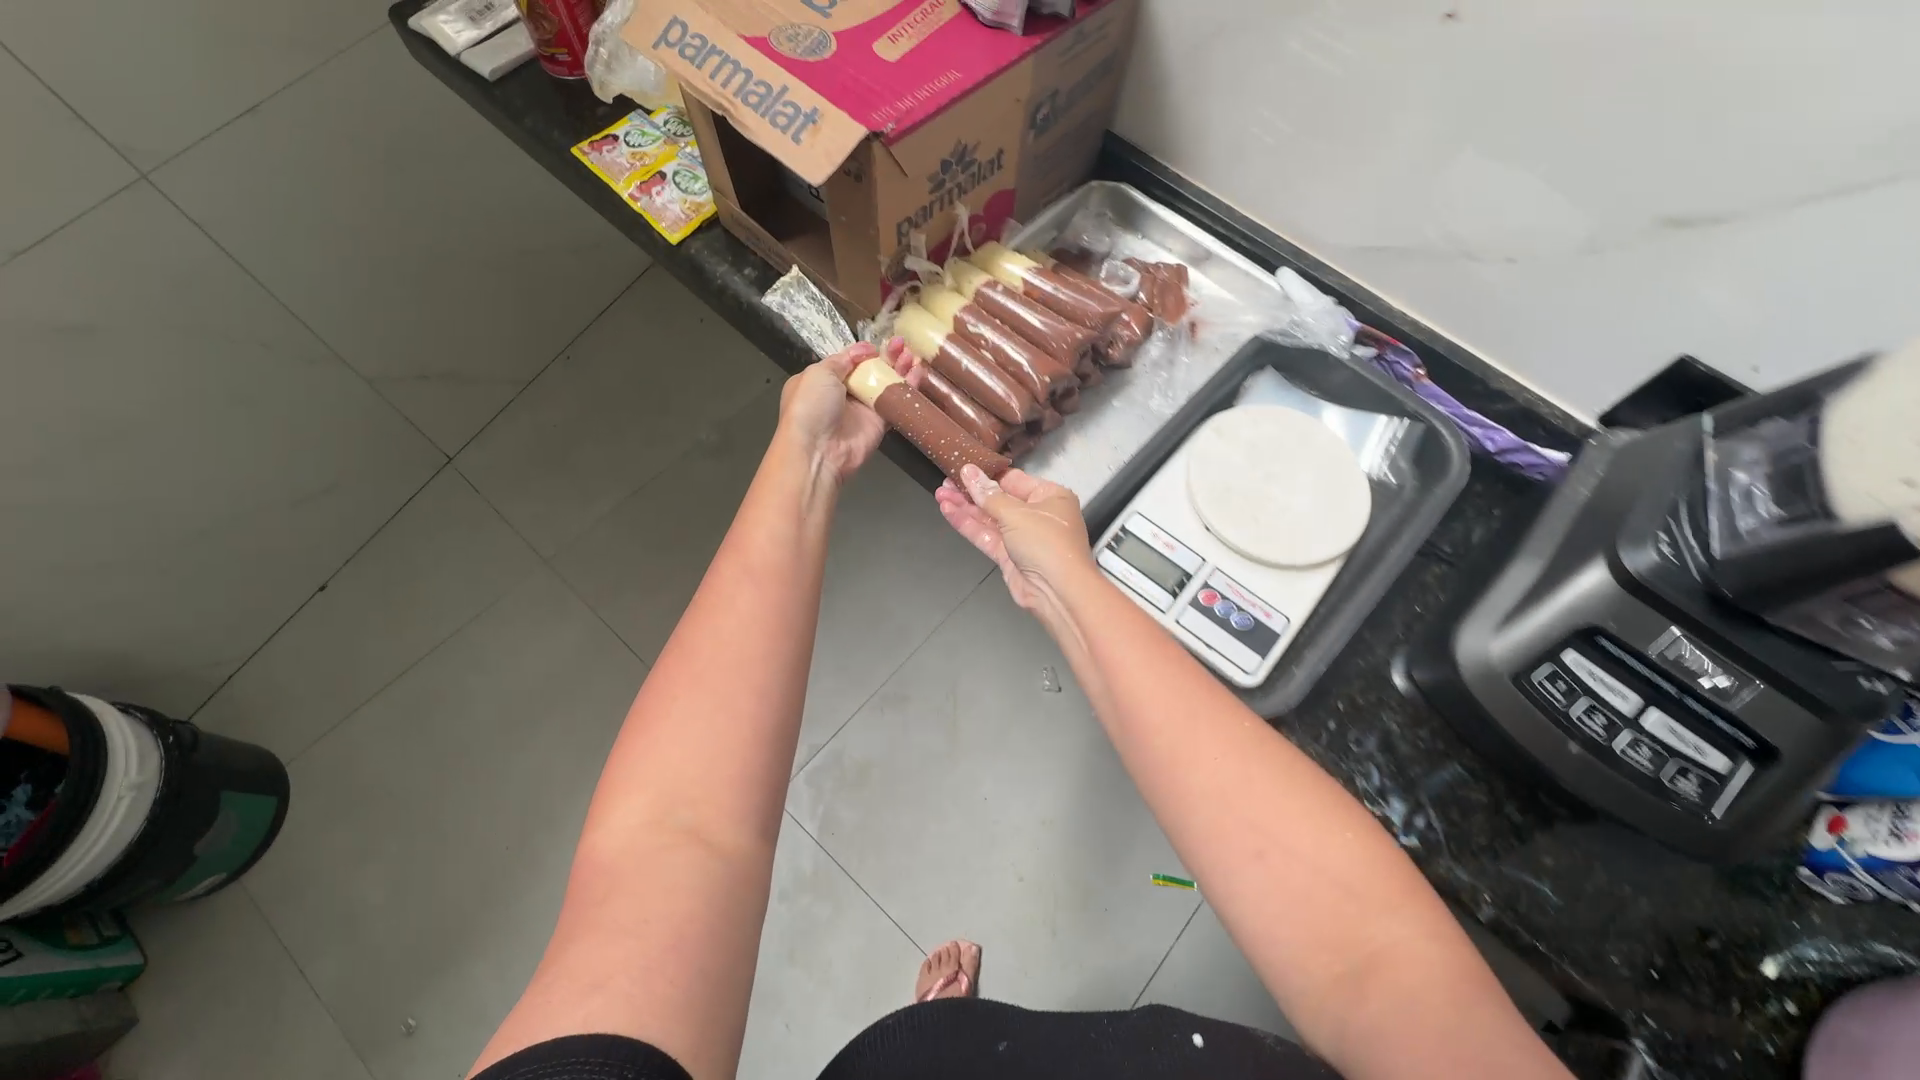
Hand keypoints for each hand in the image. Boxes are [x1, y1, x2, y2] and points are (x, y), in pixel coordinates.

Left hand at [777, 338, 918, 484]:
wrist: (818, 450)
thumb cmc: (811, 406)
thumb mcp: (819, 373)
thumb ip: (843, 359)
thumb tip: (864, 350)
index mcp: (823, 381)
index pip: (848, 362)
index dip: (863, 352)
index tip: (875, 346)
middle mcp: (843, 394)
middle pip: (870, 371)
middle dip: (886, 356)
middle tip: (901, 343)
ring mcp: (863, 409)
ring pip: (886, 384)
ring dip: (899, 368)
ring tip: (912, 354)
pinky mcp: (880, 423)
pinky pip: (896, 402)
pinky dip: (908, 387)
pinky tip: (918, 372)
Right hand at [935, 464, 1092, 622]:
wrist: (1058, 591)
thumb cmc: (1047, 543)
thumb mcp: (1017, 513)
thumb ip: (989, 495)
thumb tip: (970, 473)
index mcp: (1049, 496)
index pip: (1013, 480)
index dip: (987, 475)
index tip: (963, 468)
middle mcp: (1037, 514)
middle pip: (999, 499)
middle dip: (972, 492)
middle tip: (945, 482)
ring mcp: (1022, 537)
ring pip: (989, 518)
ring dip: (965, 507)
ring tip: (941, 494)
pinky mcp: (1009, 556)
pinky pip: (986, 535)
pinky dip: (968, 525)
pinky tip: (948, 511)